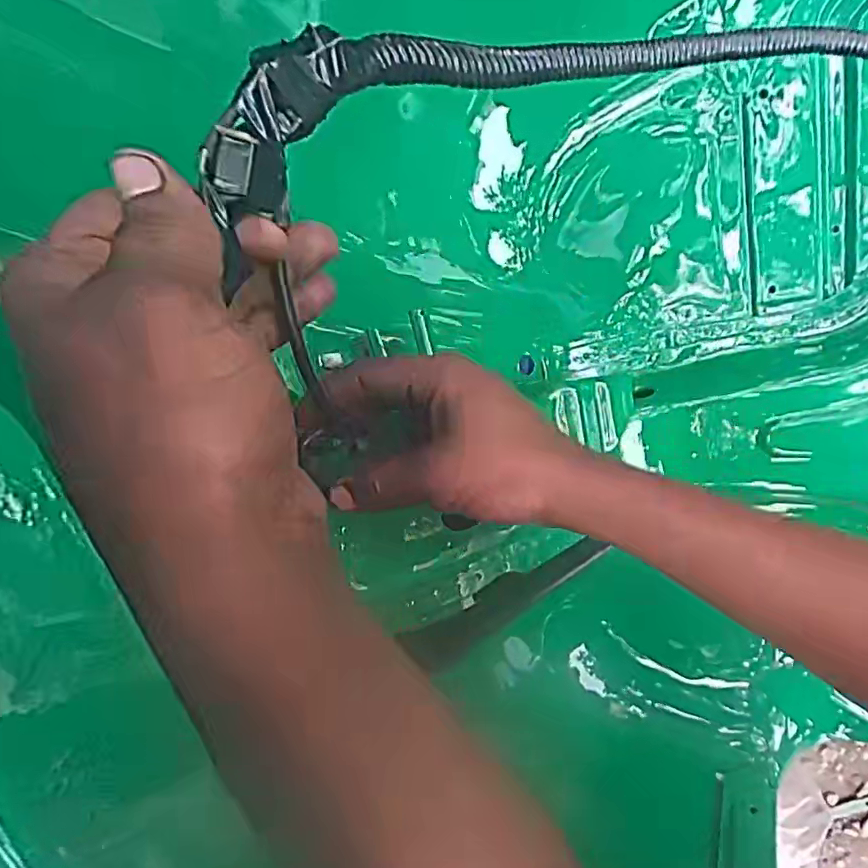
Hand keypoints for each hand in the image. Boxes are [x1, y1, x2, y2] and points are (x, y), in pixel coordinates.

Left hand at [0, 150, 337, 547]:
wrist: (226, 533)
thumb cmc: (182, 410)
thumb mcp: (163, 301)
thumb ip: (159, 228)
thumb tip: (138, 164)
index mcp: (63, 294)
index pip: (112, 213)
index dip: (179, 200)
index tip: (238, 198)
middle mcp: (108, 332)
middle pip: (178, 259)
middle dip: (243, 238)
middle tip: (306, 235)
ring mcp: (168, 375)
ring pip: (222, 303)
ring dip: (276, 274)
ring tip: (329, 257)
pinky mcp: (220, 408)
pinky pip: (248, 347)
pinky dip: (283, 319)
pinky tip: (318, 302)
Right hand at [316, 354, 599, 525]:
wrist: (568, 486)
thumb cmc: (503, 471)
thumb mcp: (437, 476)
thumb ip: (383, 482)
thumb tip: (336, 494)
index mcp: (438, 373)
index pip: (366, 374)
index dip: (328, 399)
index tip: (299, 428)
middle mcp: (451, 376)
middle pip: (386, 389)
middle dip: (351, 418)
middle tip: (318, 449)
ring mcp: (469, 399)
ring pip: (408, 410)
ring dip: (378, 434)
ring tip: (347, 463)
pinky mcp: (480, 422)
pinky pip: (429, 425)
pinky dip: (405, 443)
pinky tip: (391, 468)